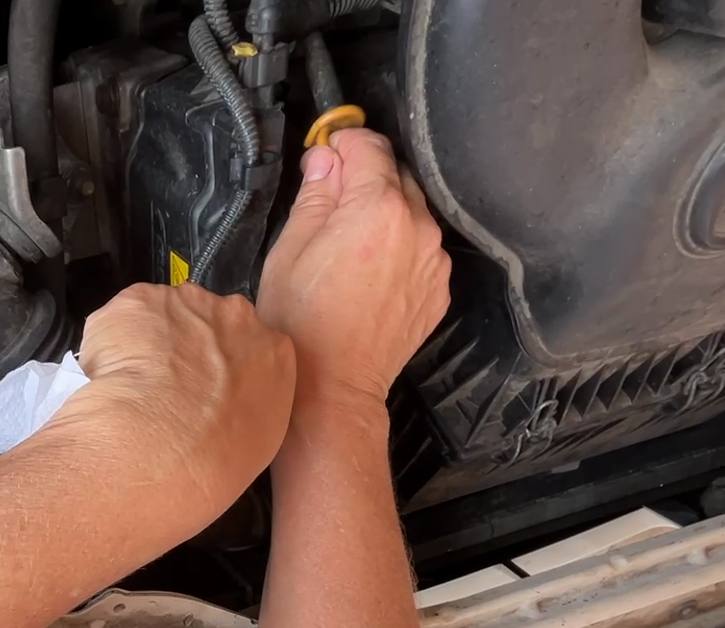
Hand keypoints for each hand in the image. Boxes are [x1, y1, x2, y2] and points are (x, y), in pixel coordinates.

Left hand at [23, 282, 295, 542]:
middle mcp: (236, 318)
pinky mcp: (140, 302)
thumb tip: (219, 415)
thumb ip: (246, 410)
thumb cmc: (211, 461)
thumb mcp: (254, 445)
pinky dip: (106, 346)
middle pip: (207, 322)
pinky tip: (104, 381)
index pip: (248, 349)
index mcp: (273, 355)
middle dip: (183, 346)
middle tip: (158, 388)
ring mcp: (187, 304)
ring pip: (160, 317)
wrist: (162, 445)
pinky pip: (117, 320)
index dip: (217, 368)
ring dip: (143, 344)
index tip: (196, 389)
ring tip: (127, 389)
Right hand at [256, 128, 450, 415]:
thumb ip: (313, 197)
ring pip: (410, 213)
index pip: (368, 146)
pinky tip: (365, 277)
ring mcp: (433, 260)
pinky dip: (396, 250)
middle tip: (328, 205)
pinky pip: (419, 250)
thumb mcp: (288, 254)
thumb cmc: (301, 327)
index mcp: (376, 208)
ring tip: (346, 251)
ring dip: (382, 216)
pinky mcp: (437, 288)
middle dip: (362, 181)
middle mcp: (417, 225)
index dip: (341, 143)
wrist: (331, 387)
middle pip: (395, 176)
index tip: (325, 152)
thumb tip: (324, 161)